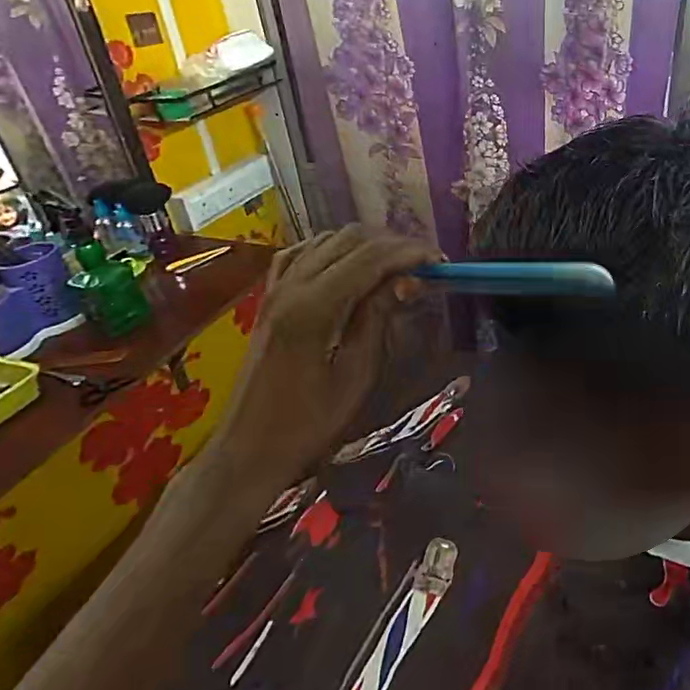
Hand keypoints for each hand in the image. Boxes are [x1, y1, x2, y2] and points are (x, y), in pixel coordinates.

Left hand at [209, 226, 441, 483]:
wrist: (248, 448)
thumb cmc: (307, 424)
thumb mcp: (354, 376)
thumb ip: (377, 320)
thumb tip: (408, 281)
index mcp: (313, 308)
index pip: (369, 258)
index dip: (408, 253)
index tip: (440, 261)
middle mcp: (291, 286)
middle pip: (348, 240)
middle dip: (391, 244)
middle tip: (425, 264)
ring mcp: (276, 289)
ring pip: (326, 241)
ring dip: (365, 244)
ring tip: (397, 264)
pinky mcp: (269, 298)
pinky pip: (301, 254)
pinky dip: (331, 249)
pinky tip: (349, 263)